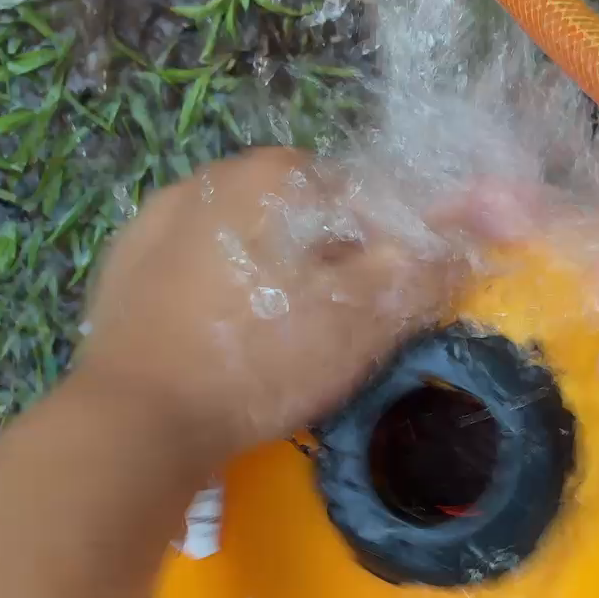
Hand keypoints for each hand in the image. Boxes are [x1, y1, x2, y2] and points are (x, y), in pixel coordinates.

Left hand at [76, 147, 474, 453]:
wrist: (136, 421)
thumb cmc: (261, 360)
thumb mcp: (362, 319)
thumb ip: (423, 270)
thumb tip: (473, 242)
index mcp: (274, 175)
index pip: (363, 199)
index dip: (385, 252)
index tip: (378, 306)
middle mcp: (212, 176)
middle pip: (303, 218)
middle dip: (328, 264)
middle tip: (328, 329)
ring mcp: (157, 217)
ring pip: (249, 241)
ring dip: (274, 276)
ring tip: (272, 341)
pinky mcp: (125, 263)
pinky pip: (199, 266)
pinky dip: (222, 293)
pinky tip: (221, 338)